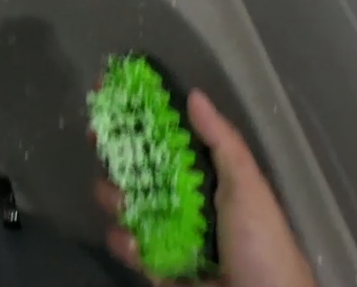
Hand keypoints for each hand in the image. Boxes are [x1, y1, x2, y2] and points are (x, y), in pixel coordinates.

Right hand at [95, 90, 314, 286]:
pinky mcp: (155, 267)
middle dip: (111, 147)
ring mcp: (166, 234)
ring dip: (111, 195)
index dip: (138, 114)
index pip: (165, 136)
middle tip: (94, 136)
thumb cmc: (261, 247)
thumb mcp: (249, 190)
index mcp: (205, 179)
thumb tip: (192, 94)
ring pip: (123, 201)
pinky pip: (125, 245)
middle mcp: (182, 201)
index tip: (109, 89)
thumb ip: (222, 143)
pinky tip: (133, 242)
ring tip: (118, 200)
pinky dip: (122, 241)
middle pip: (136, 164)